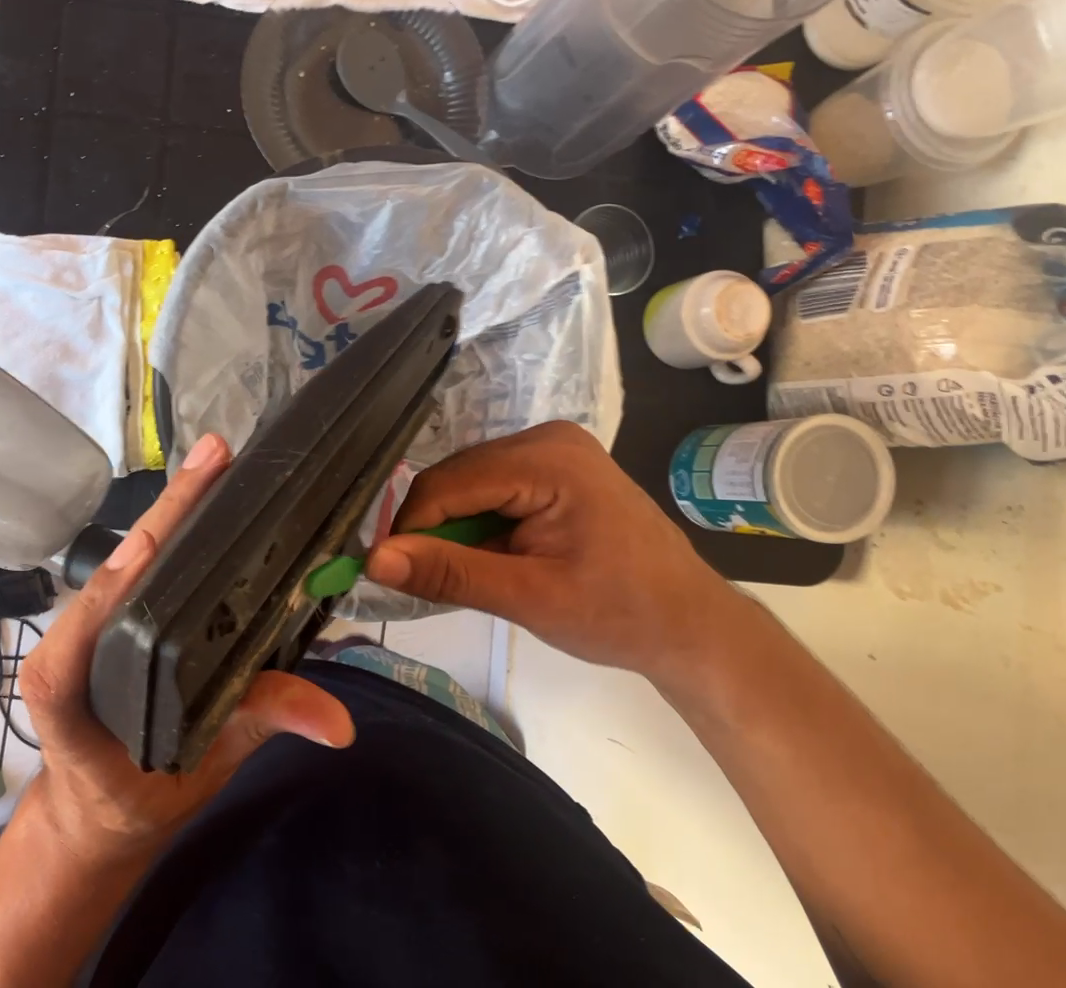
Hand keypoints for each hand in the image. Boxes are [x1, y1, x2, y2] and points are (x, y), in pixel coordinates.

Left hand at [18, 433, 354, 869]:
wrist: (105, 806)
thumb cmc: (138, 794)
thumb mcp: (197, 772)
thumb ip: (254, 729)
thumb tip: (335, 721)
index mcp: (73, 708)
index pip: (70, 654)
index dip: (105, 597)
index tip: (148, 548)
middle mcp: (75, 654)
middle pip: (106, 578)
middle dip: (162, 515)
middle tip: (214, 459)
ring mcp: (91, 631)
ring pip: (122, 564)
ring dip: (169, 513)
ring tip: (216, 467)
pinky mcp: (112, 619)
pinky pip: (137, 573)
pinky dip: (172, 534)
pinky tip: (208, 503)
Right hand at [365, 421, 759, 683]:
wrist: (690, 626)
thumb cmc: (619, 615)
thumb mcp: (528, 598)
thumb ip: (449, 574)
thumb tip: (374, 560)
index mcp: (548, 460)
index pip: (446, 484)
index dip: (408, 527)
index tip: (383, 571)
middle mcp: (547, 439)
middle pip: (454, 479)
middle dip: (433, 530)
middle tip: (424, 581)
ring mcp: (552, 450)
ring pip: (467, 486)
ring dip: (454, 530)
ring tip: (466, 575)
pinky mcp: (554, 469)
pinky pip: (490, 490)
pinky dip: (477, 526)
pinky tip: (490, 558)